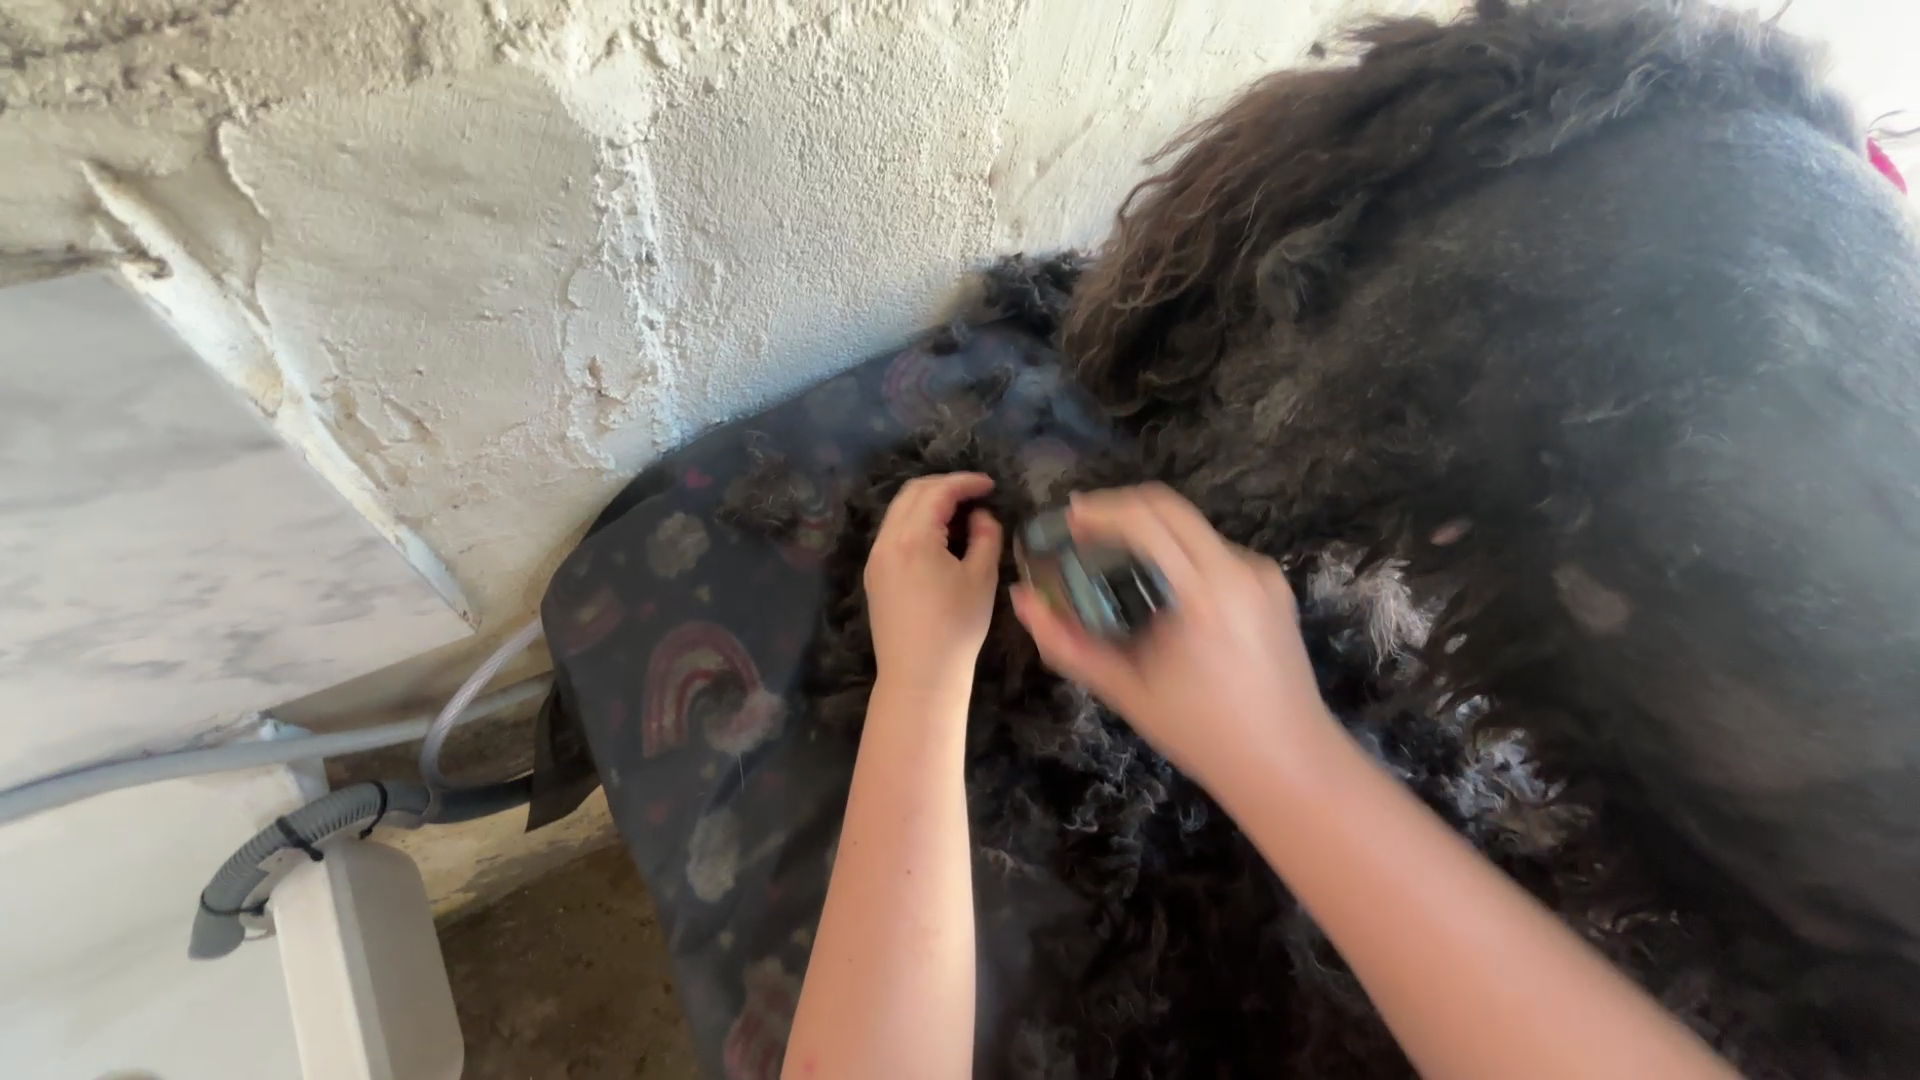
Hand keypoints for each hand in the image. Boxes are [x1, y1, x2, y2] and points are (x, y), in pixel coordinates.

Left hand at [865, 473, 1003, 686]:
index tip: (990, 485)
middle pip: (912, 494)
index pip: (938, 492)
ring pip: (899, 512)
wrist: (920, 675)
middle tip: (974, 494)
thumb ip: (985, 536)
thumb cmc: (957, 627)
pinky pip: (893, 533)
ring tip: (959, 514)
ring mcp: (876, 558)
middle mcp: (887, 541)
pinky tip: (938, 537)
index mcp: (913, 538)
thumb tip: (980, 516)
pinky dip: (915, 523)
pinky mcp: (874, 575)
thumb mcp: (982, 578)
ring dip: (928, 503)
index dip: (966, 483)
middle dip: (944, 487)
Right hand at [1010, 484, 1336, 786]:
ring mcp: (1263, 574)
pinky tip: (1157, 593)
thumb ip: (1067, 643)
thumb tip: (1023, 600)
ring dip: (1149, 534)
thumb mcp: (1126, 690)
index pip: (1149, 518)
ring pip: (1192, 529)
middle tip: (1080, 532)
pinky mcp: (1272, 585)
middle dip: (1119, 510)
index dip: (1102, 510)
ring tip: (1113, 567)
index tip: (1067, 520)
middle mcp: (1241, 569)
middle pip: (1170, 508)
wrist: (1292, 764)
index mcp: (1207, 592)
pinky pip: (1212, 552)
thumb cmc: (1204, 733)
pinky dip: (1176, 556)